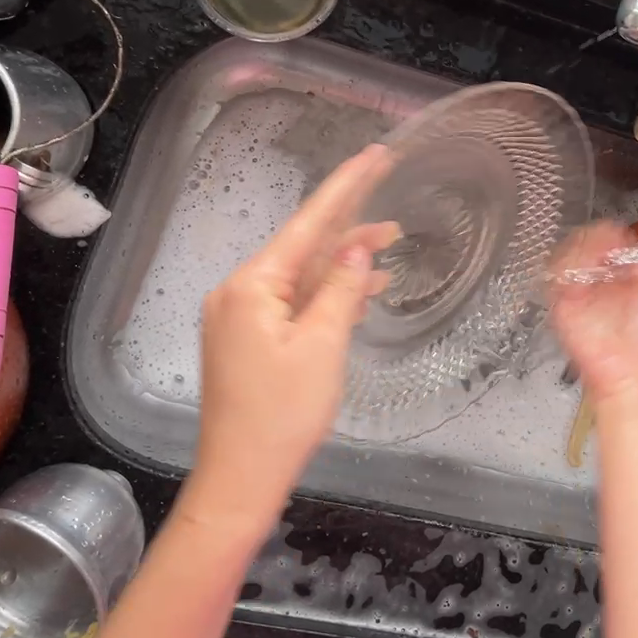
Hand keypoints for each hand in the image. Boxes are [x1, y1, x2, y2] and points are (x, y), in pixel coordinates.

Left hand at [190, 144, 398, 517]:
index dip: (347, 186)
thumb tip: (359, 247)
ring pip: (303, 275)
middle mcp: (241, 290)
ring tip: (391, 250)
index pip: (309, 222)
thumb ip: (343, 287)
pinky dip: (329, 295)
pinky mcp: (250, 338)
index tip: (375, 155)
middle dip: (352, 230)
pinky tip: (362, 293)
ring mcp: (243, 316)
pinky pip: (295, 302)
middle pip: (306, 246)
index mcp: (253, 285)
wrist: (240, 481)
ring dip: (345, 266)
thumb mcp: (324, 345)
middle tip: (397, 217)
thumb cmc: (283, 414)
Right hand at [549, 222, 637, 403]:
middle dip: (592, 237)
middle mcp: (594, 281)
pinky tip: (587, 267)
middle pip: (580, 242)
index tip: (617, 235)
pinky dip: (568, 265)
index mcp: (616, 275)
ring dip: (580, 247)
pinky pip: (555, 276)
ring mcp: (575, 292)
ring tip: (599, 254)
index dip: (607, 234)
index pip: (603, 240)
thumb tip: (622, 236)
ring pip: (565, 254)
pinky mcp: (561, 305)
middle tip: (607, 243)